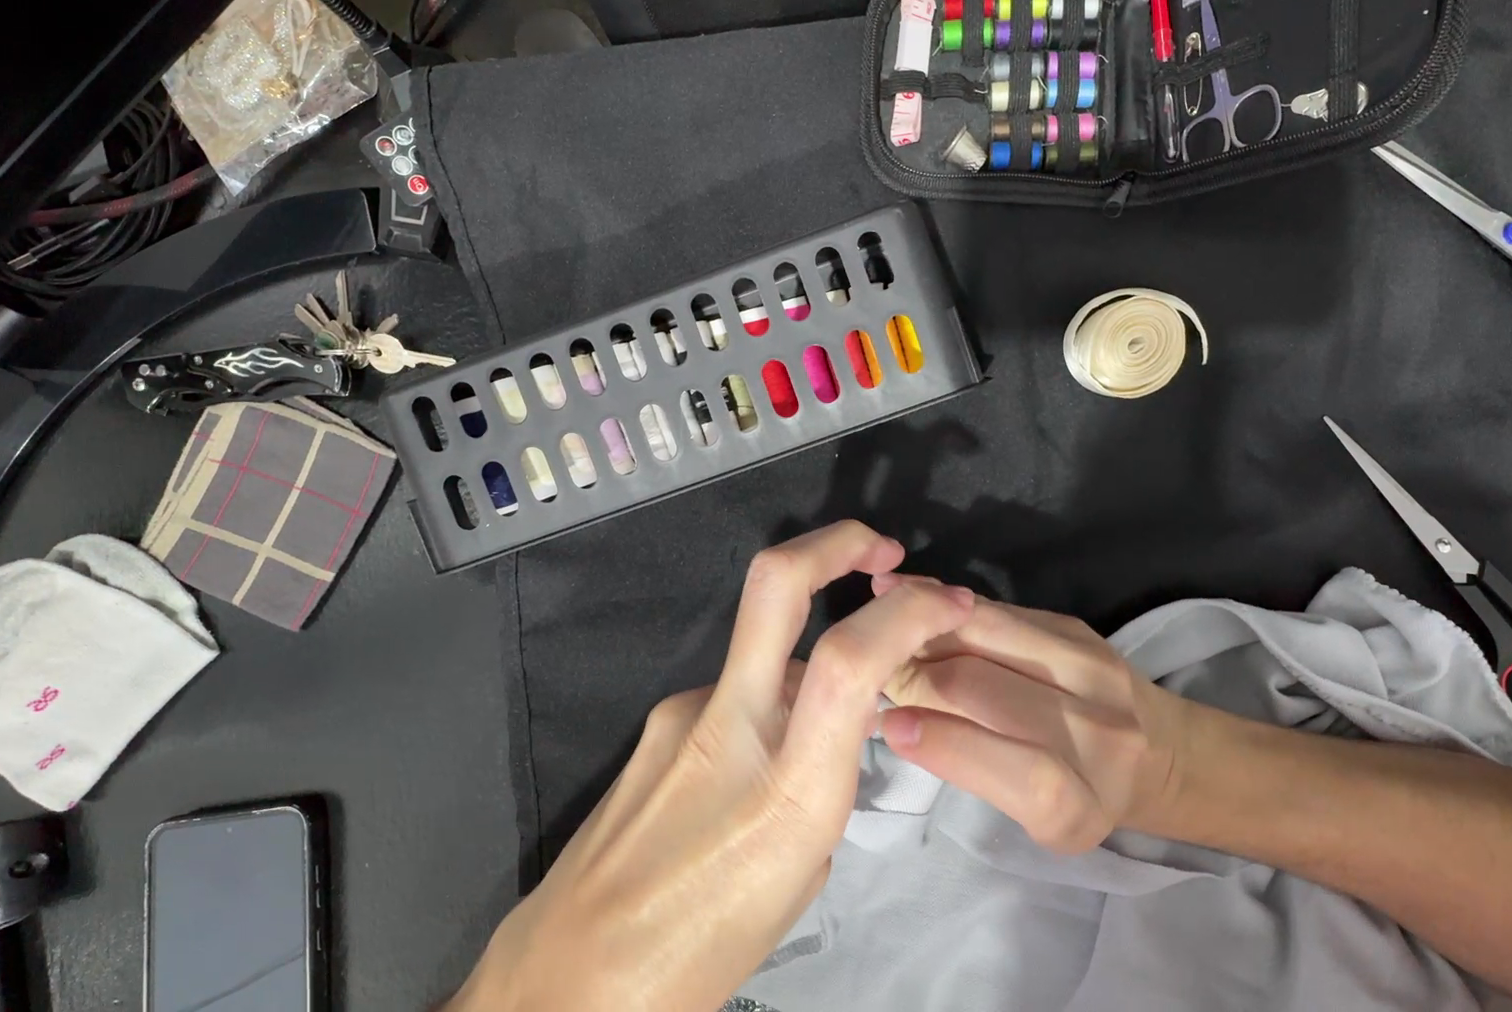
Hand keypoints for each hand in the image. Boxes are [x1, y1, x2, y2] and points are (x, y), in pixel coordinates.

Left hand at [447, 522, 974, 1011]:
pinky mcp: (652, 726)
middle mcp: (728, 727)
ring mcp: (678, 715)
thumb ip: (824, 788)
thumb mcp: (802, 878)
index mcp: (786, 791)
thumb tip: (826, 731)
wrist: (564, 983)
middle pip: (775, 583)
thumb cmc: (702, 956)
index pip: (850, 658)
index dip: (909, 610)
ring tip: (811, 742)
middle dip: (838, 543)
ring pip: (764, 652)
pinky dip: (764, 709)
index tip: (946, 601)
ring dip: (807, 658)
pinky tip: (745, 775)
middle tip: (883, 547)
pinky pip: (731, 696)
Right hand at [874, 578, 1186, 853]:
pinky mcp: (1079, 629)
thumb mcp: (1031, 814)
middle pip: (990, 689)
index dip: (949, 746)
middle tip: (868, 664)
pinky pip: (1003, 611)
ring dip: (928, 619)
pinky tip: (915, 592)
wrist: (1159, 754)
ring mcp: (1094, 672)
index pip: (1021, 772)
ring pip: (991, 634)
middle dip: (918, 671)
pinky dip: (951, 604)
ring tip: (881, 602)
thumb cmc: (1080, 797)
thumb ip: (971, 766)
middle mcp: (1099, 736)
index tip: (888, 724)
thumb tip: (891, 712)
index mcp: (1083, 806)